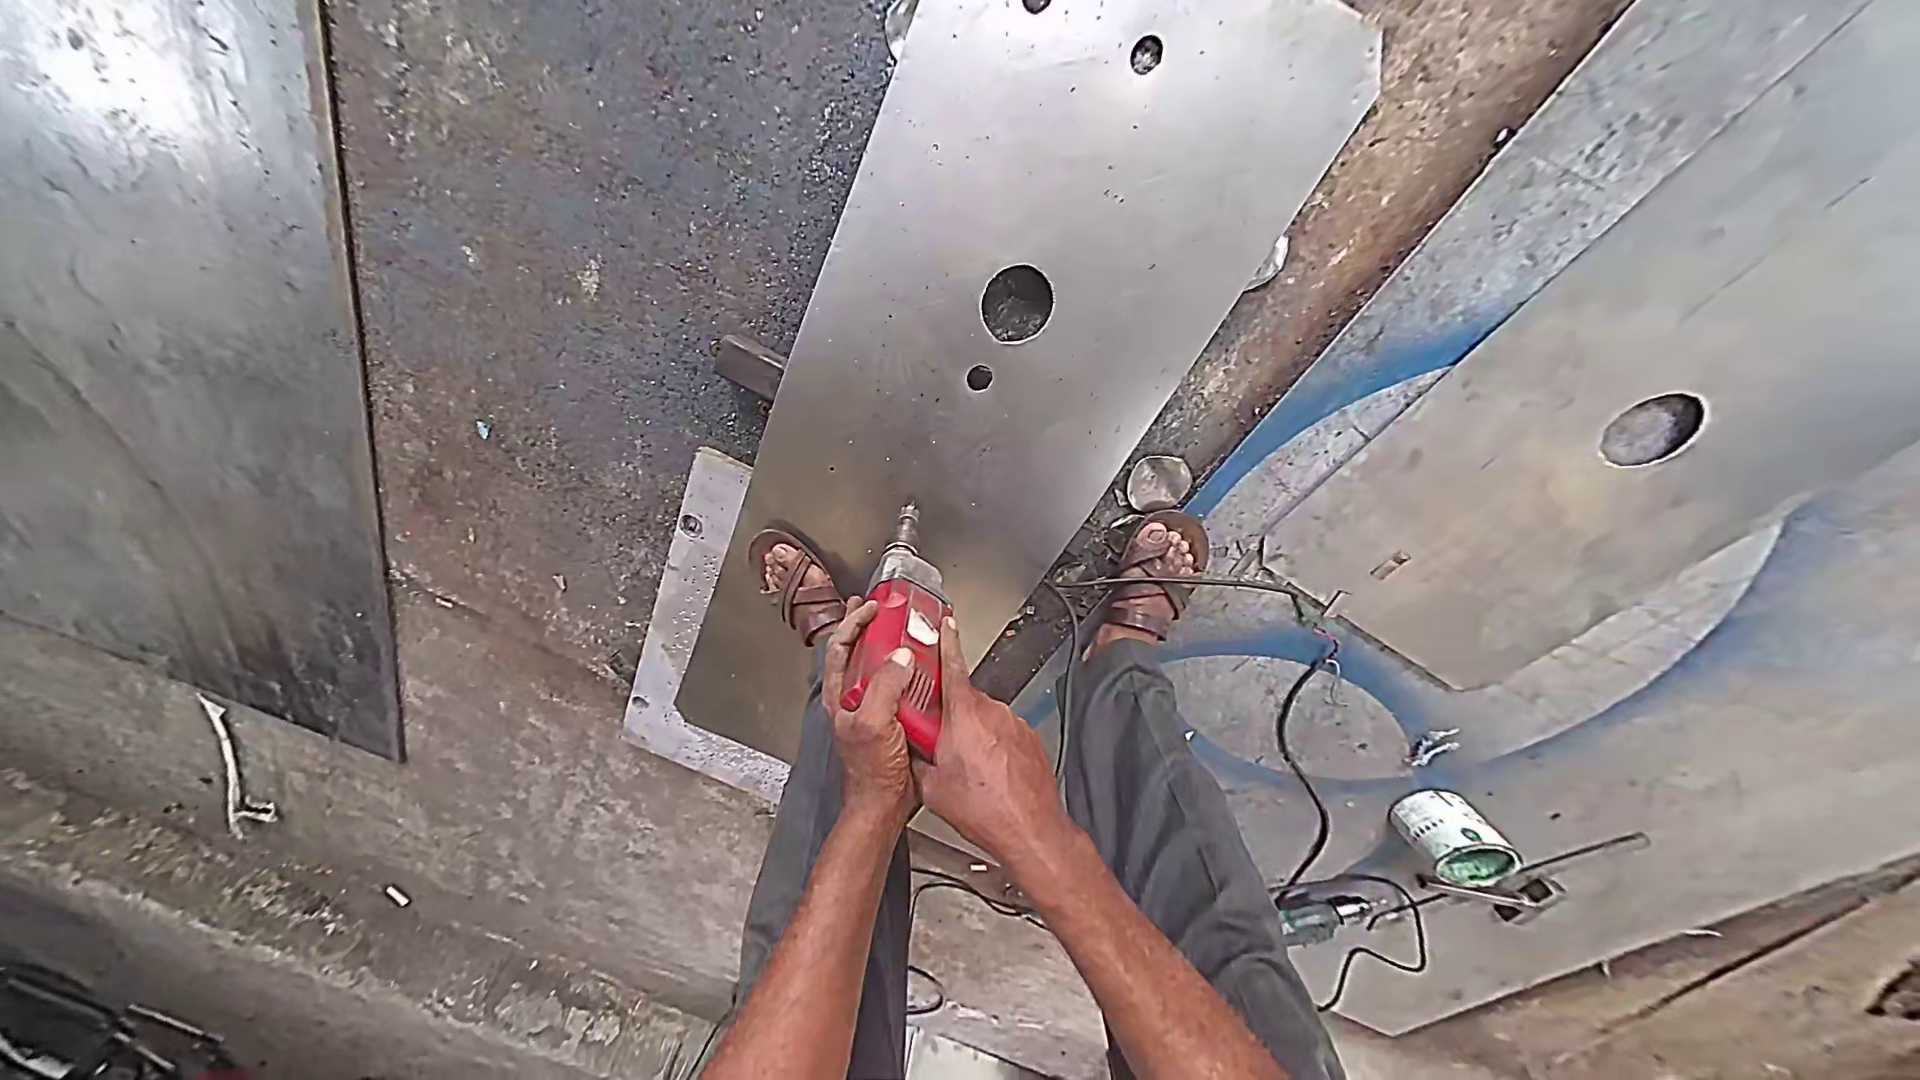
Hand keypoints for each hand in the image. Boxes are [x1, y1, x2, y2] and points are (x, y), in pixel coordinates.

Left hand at [820, 597, 917, 825]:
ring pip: (877, 666)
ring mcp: (873, 707)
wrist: (884, 803)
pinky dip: (907, 667)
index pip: (840, 648)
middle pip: (855, 651)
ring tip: (897, 624)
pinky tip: (919, 661)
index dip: (854, 623)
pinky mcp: (893, 716)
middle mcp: (854, 698)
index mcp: (841, 697)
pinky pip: (899, 683)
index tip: (871, 607)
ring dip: (886, 643)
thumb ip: (885, 686)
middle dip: (863, 625)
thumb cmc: (871, 771)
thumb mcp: (875, 723)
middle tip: (875, 605)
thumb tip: (901, 656)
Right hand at [913, 616, 1075, 877]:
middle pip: (964, 698)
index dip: (947, 641)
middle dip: (950, 714)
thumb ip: (916, 756)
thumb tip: (908, 748)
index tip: (945, 623)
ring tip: (970, 766)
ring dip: (973, 732)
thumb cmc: (985, 810)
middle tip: (942, 742)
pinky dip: (993, 744)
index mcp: (964, 716)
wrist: (1030, 829)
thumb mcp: (932, 786)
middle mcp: (992, 712)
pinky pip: (1003, 729)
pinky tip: (990, 771)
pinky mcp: (1028, 735)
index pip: (953, 665)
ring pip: (983, 716)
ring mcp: (1013, 722)